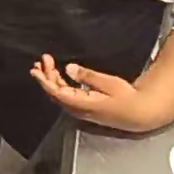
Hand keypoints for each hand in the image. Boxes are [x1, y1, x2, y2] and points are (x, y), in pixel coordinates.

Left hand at [30, 54, 156, 132]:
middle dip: (46, 75)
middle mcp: (76, 108)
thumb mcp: (109, 83)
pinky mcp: (83, 106)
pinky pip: (65, 95)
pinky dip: (59, 83)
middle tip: (43, 59)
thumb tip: (68, 68)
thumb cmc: (126, 97)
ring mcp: (78, 108)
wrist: (138, 114)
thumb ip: (87, 76)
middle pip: (54, 92)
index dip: (44, 80)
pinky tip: (58, 74)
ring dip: (52, 78)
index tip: (36, 69)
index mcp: (80, 104)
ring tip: (46, 64)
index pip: (56, 92)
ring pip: (59, 93)